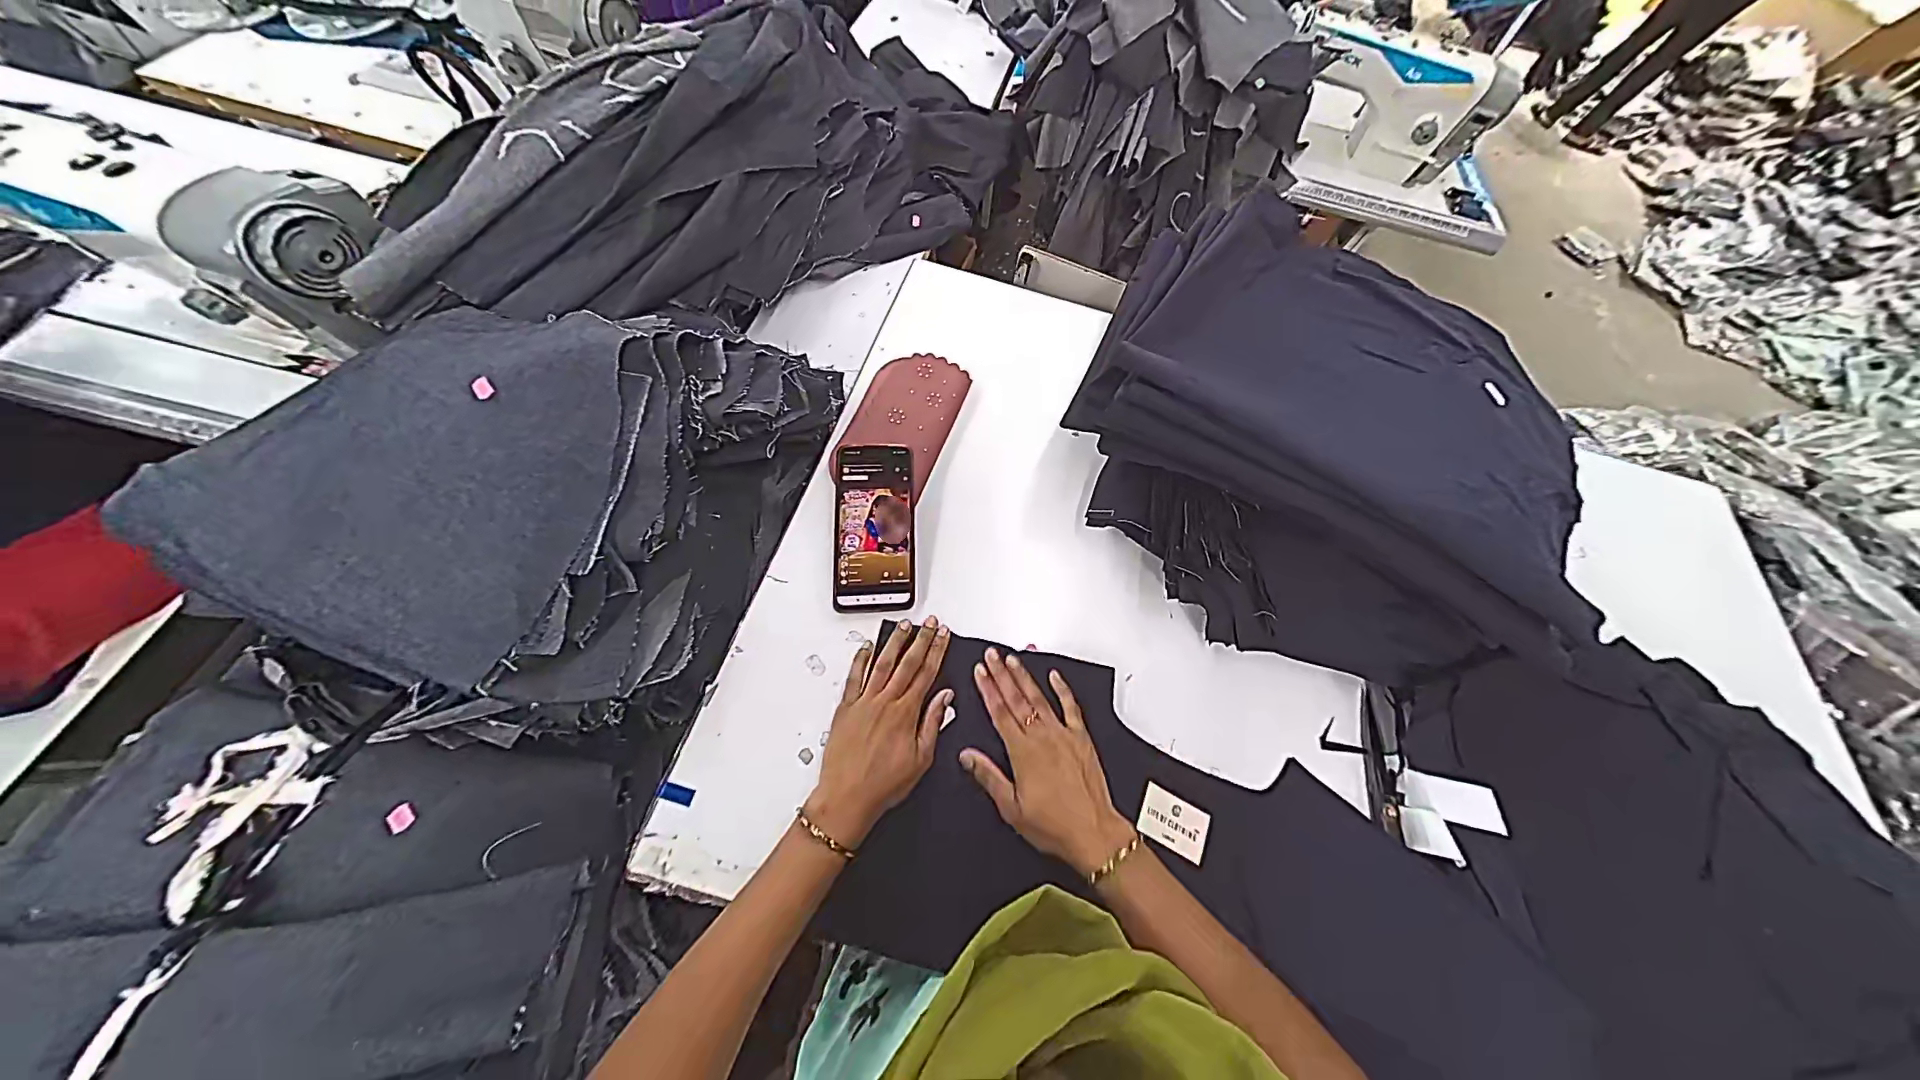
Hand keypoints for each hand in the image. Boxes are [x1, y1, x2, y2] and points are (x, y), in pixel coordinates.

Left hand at [804, 618, 952, 849]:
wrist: (847, 797)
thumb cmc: (883, 784)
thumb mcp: (921, 759)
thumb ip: (933, 723)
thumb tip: (944, 699)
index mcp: (905, 713)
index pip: (926, 673)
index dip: (937, 651)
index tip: (944, 636)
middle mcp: (884, 702)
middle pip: (906, 662)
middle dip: (921, 639)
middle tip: (930, 623)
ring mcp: (863, 703)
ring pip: (882, 663)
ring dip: (894, 641)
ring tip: (904, 625)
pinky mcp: (846, 708)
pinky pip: (854, 677)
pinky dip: (861, 660)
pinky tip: (868, 648)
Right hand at [960, 648, 1137, 878]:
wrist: (1092, 832)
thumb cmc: (1054, 825)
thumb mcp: (1011, 807)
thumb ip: (988, 776)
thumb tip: (967, 756)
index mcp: (1022, 751)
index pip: (999, 712)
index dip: (988, 689)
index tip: (980, 672)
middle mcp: (1042, 737)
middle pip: (1016, 698)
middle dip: (1001, 674)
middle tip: (991, 655)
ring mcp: (1063, 735)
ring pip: (1039, 697)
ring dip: (1024, 676)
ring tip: (1012, 660)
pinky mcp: (1082, 739)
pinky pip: (1071, 707)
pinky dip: (1062, 689)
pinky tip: (1054, 676)